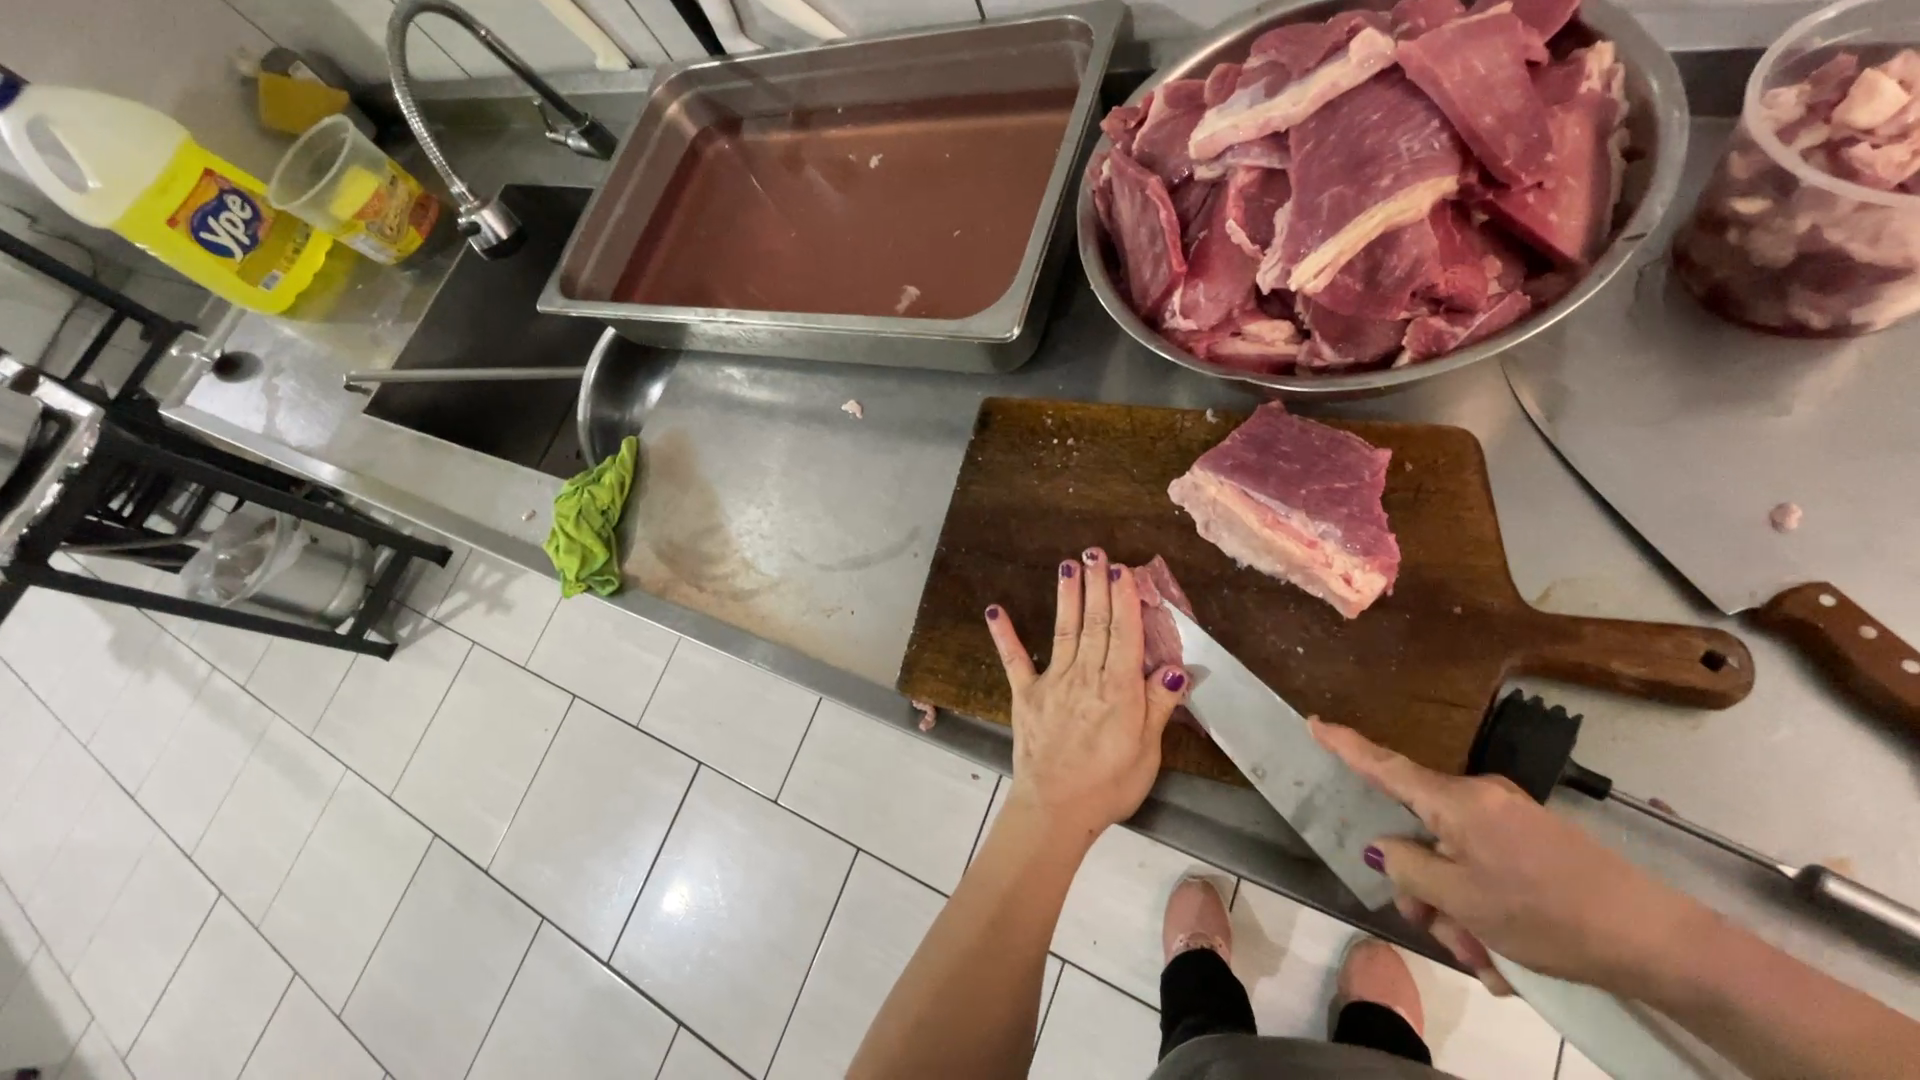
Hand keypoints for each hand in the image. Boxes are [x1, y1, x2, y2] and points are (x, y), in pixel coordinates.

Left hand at [986, 547, 1187, 844]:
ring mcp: (1053, 684)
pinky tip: (995, 610)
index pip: (1124, 634)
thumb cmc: (1110, 784)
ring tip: (1067, 565)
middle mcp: (1086, 677)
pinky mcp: (1026, 696)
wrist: (1056, 810)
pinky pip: (1015, 660)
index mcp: (1119, 688)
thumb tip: (1177, 666)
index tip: (1122, 569)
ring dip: (1066, 597)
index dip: (1123, 599)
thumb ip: (1158, 704)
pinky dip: (1005, 635)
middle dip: (1096, 585)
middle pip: (1095, 623)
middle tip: (1095, 551)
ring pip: (1063, 631)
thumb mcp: (1148, 750)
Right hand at [1312, 720, 1706, 996]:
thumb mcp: (1462, 900)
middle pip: (1419, 836)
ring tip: (1486, 959)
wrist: (1658, 942)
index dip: (1346, 747)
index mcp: (1458, 803)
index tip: (1313, 722)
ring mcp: (1510, 824)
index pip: (1386, 767)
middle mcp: (1480, 803)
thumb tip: (1383, 847)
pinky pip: (1487, 877)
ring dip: (1456, 913)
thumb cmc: (1548, 914)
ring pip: (1453, 865)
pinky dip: (1485, 915)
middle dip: (1420, 888)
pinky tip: (1507, 959)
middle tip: (1440, 934)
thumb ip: (1407, 867)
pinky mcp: (1535, 848)